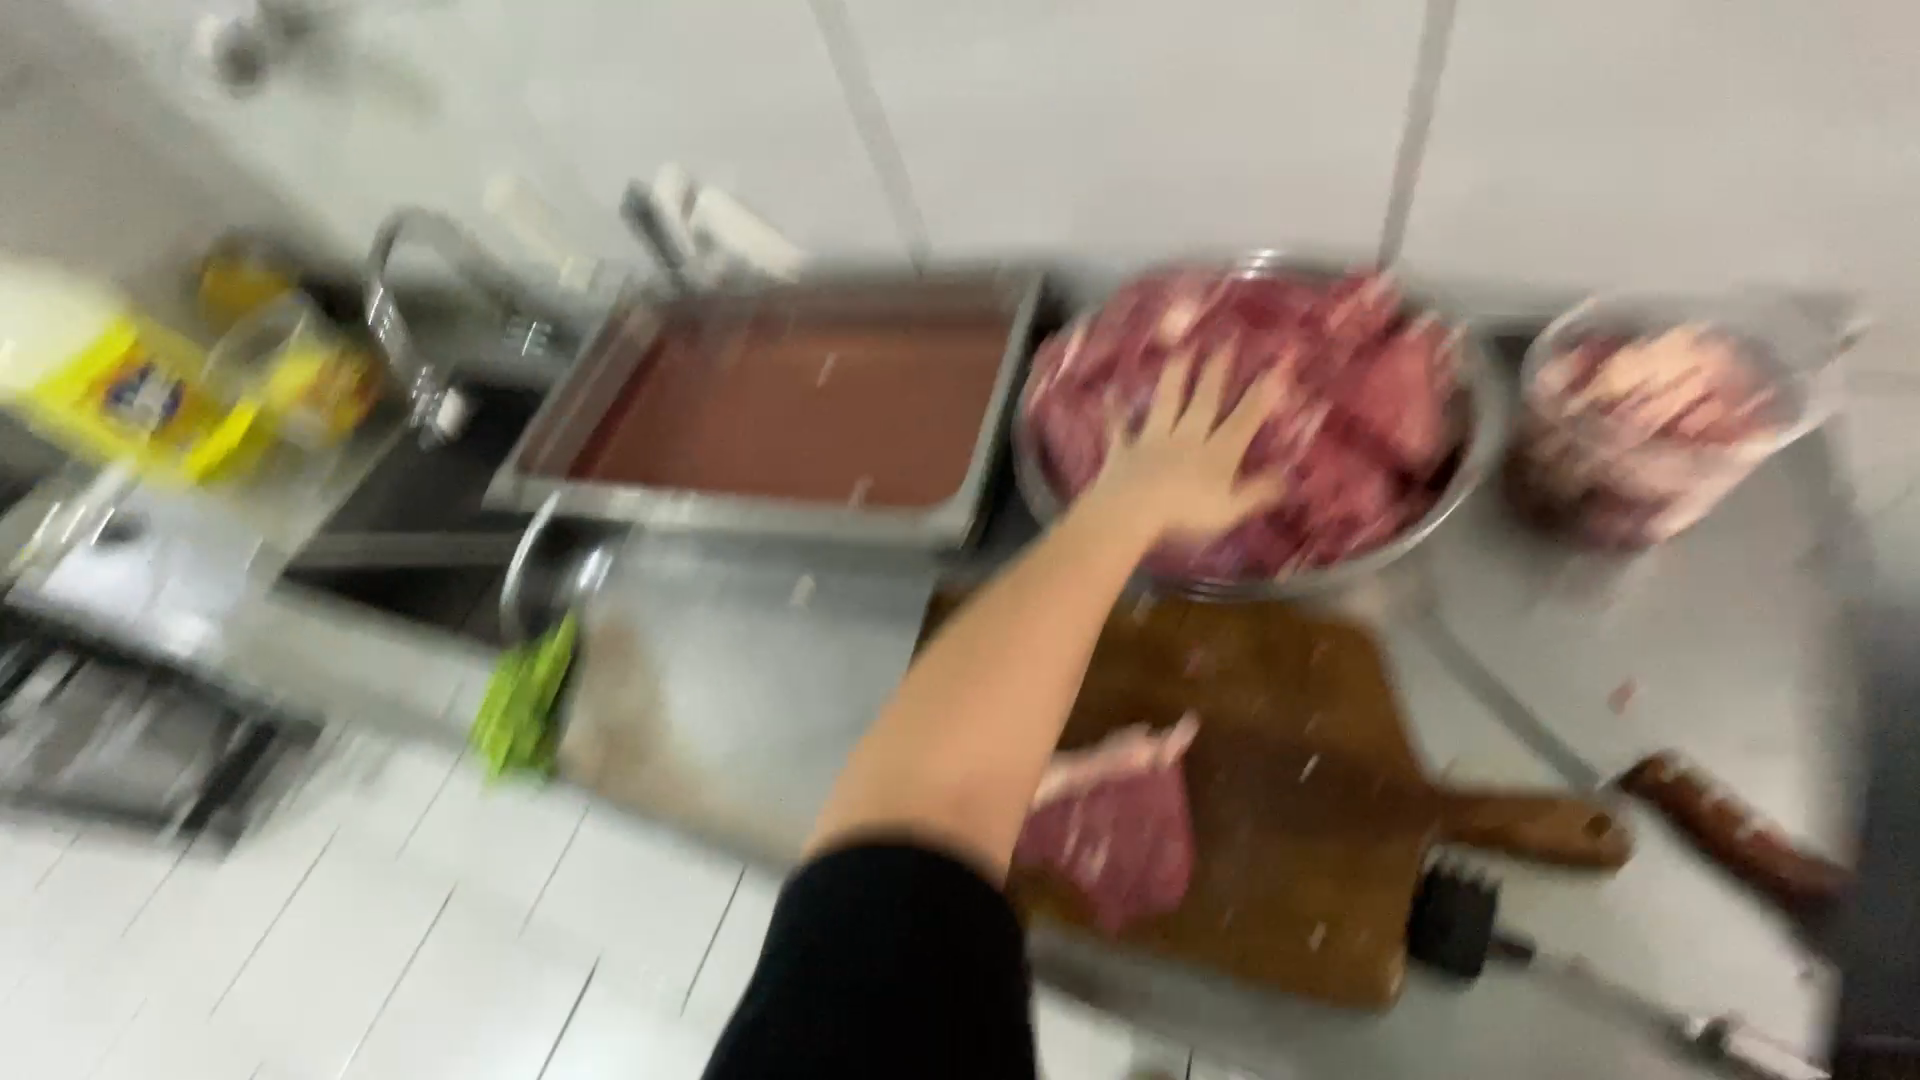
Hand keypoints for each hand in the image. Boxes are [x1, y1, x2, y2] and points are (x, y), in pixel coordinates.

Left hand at [1086, 348, 1287, 541]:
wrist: (1131, 511)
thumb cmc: (1184, 515)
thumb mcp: (1231, 509)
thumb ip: (1259, 492)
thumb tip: (1290, 476)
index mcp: (1217, 453)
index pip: (1246, 418)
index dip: (1263, 392)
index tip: (1278, 363)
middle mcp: (1187, 437)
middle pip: (1205, 400)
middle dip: (1218, 369)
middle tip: (1226, 339)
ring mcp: (1153, 440)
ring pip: (1166, 402)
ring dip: (1175, 376)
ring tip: (1181, 350)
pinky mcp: (1123, 449)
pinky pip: (1119, 426)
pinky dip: (1115, 408)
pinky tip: (1111, 391)